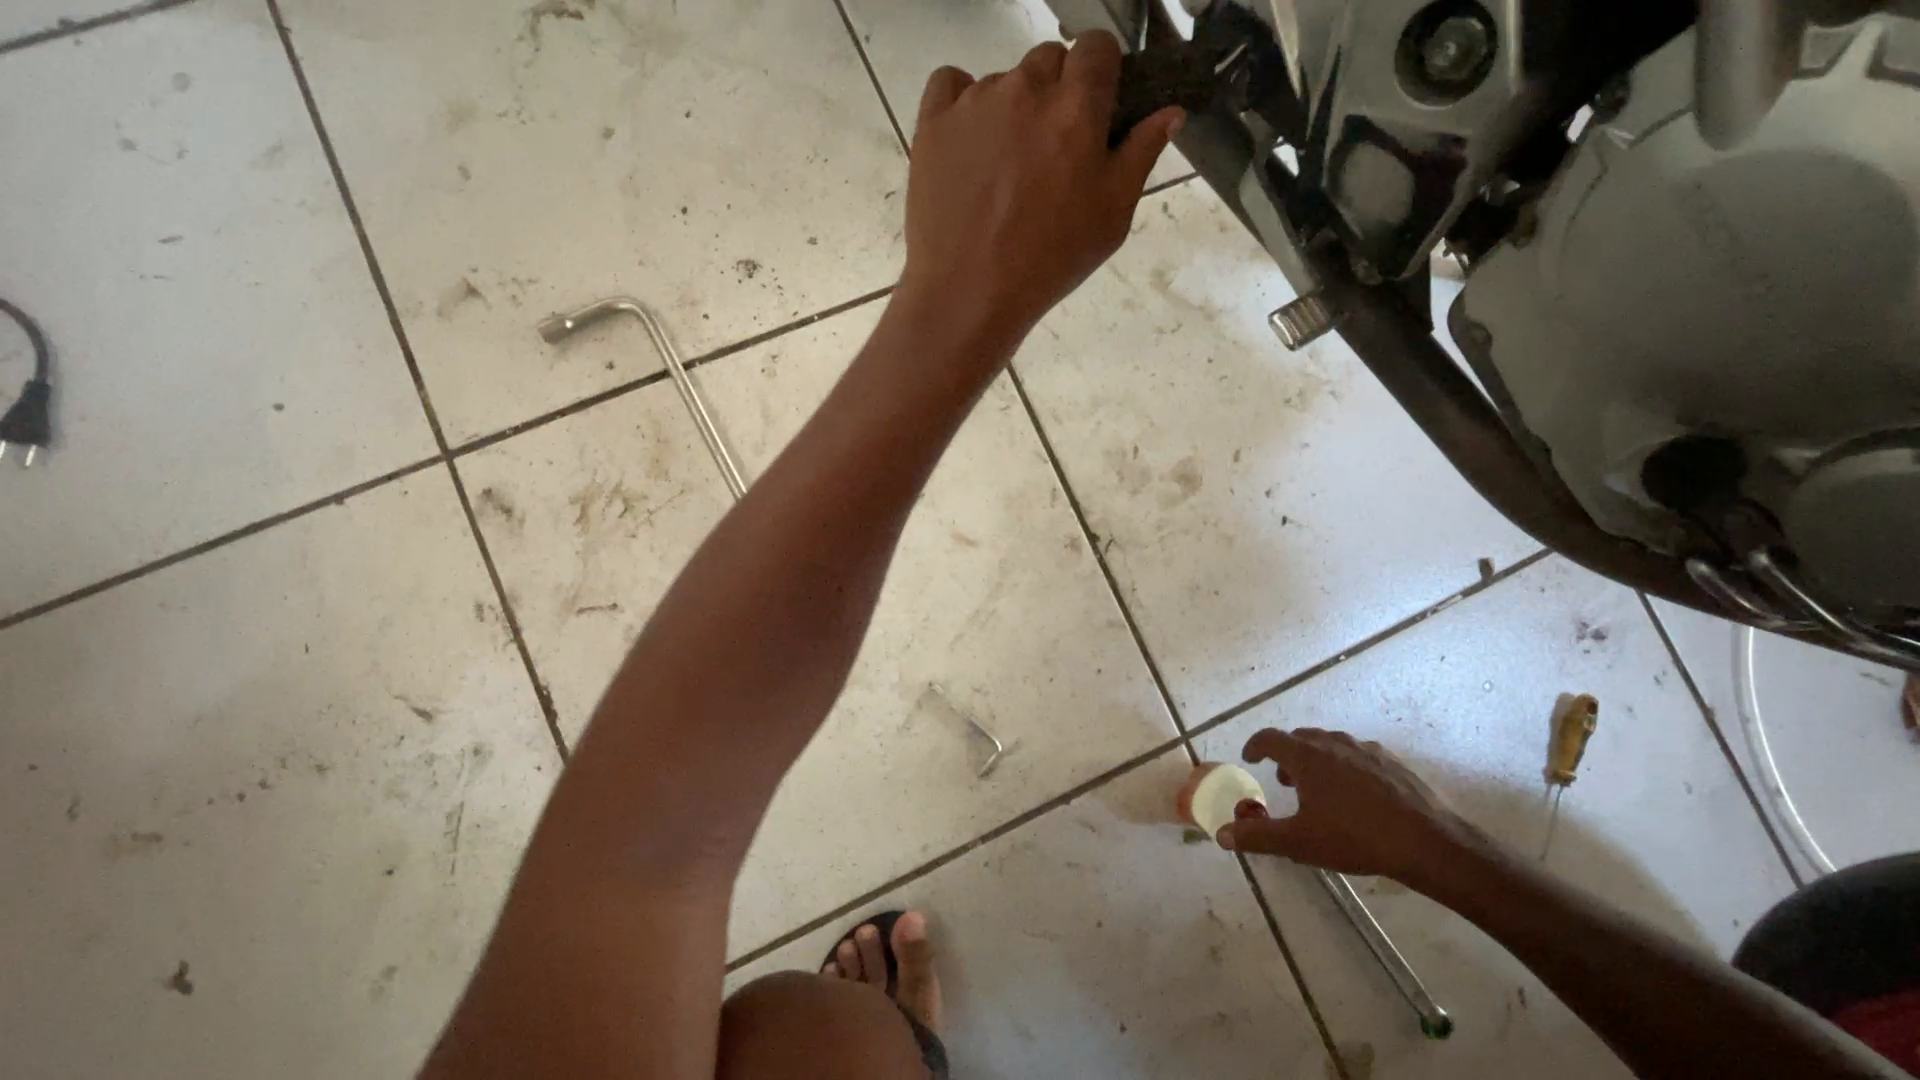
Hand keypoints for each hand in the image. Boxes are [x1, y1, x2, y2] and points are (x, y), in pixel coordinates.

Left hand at [898, 33, 1184, 351]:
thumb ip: (1141, 154)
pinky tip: (970, 142)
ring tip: (1006, 165)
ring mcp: (974, 103)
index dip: (1101, 74)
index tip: (1096, 109)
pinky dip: (962, 101)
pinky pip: (950, 83)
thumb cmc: (1050, 260)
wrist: (969, 292)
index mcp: (1076, 109)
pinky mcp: (933, 122)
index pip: (1097, 47)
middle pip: (1049, 60)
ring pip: (1003, 78)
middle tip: (1053, 149)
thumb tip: (1169, 112)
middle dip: (1058, 91)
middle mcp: (1025, 90)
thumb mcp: (1113, 216)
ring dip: (1012, 105)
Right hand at [1218, 728, 1479, 884]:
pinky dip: (1345, 766)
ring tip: (1319, 788)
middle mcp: (1334, 744)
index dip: (1255, 746)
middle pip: (1301, 738)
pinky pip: (1358, 755)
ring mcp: (1366, 750)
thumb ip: (1258, 836)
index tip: (1250, 758)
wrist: (1427, 842)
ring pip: (1331, 744)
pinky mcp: (1392, 762)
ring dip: (1316, 759)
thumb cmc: (1355, 838)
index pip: (1270, 738)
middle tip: (1284, 781)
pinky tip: (1356, 794)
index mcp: (1307, 757)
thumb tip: (1221, 834)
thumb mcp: (1299, 842)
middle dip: (1287, 755)